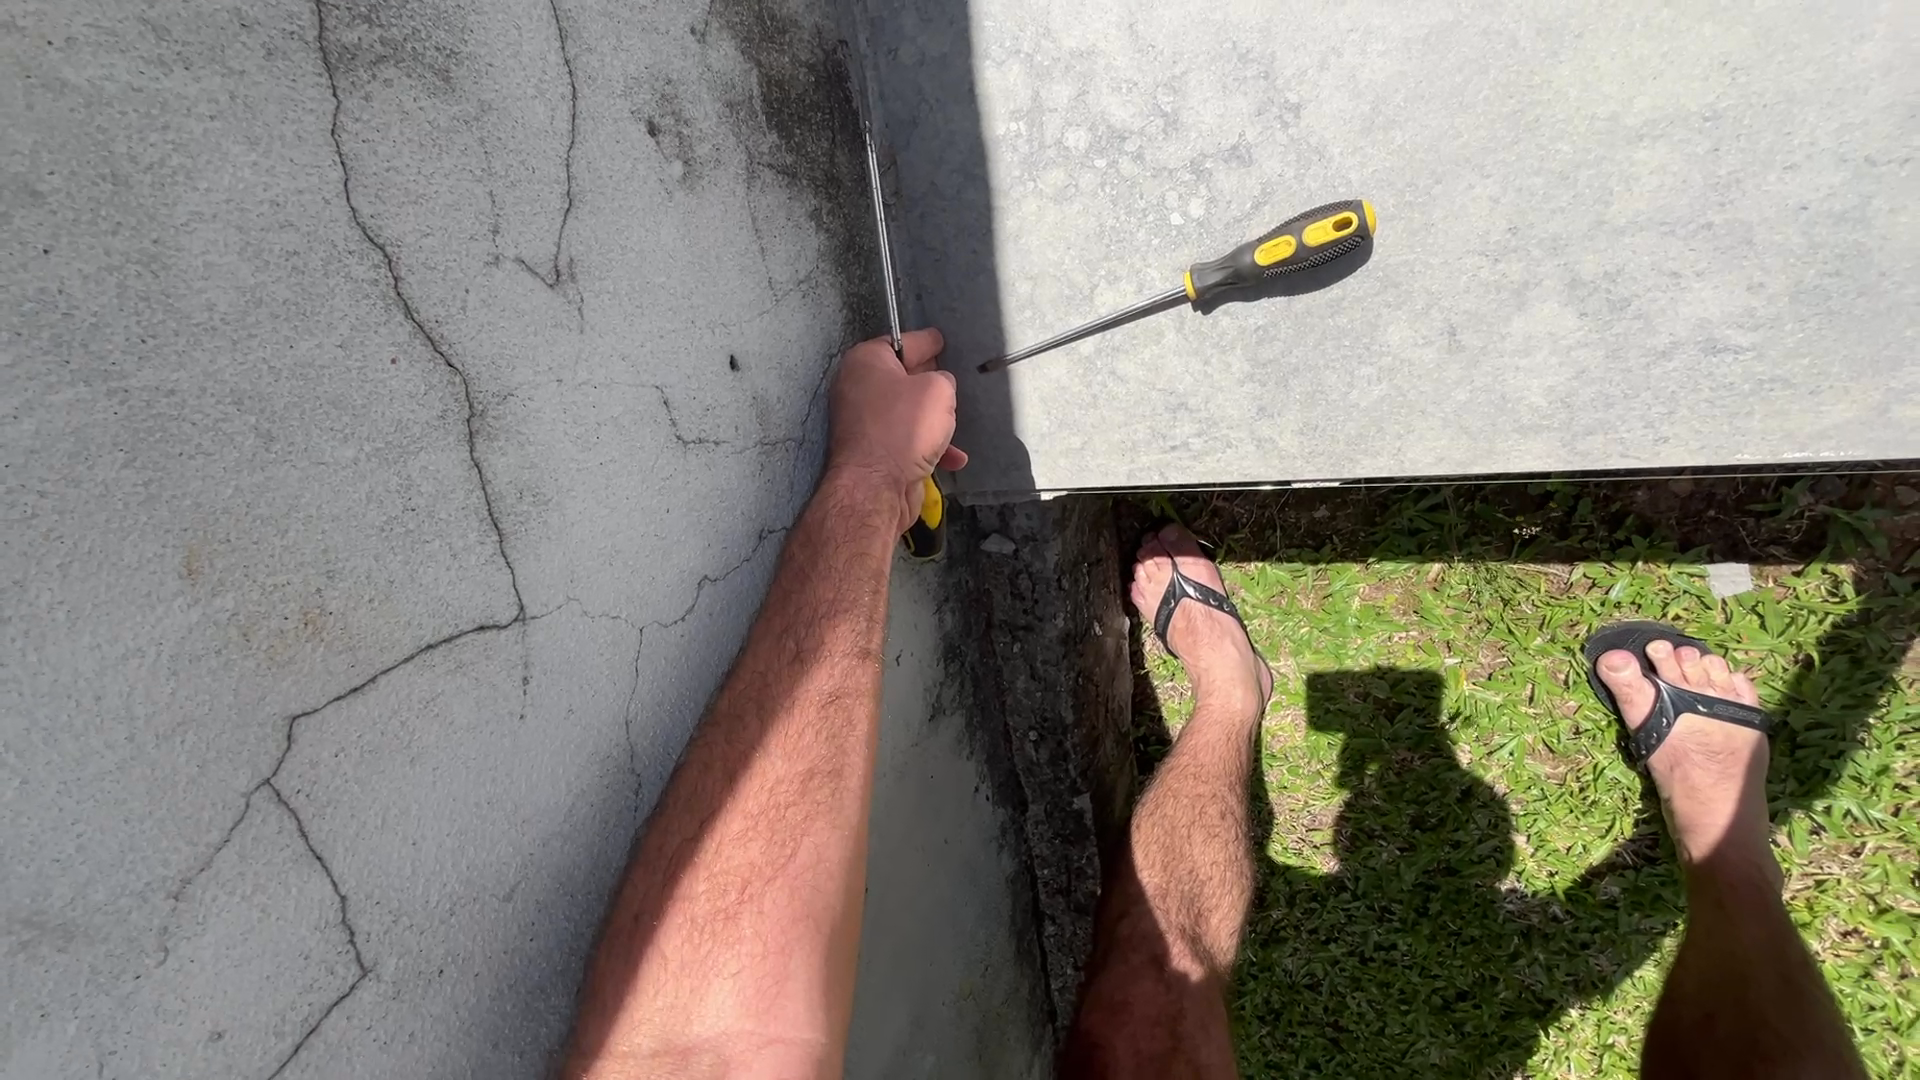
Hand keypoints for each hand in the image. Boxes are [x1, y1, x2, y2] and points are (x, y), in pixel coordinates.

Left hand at [827, 328, 967, 533]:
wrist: (877, 487)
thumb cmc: (904, 428)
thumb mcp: (938, 390)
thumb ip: (944, 380)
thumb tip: (940, 388)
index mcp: (866, 361)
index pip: (902, 342)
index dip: (926, 341)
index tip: (940, 339)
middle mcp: (859, 389)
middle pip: (903, 378)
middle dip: (929, 381)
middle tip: (951, 378)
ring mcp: (864, 423)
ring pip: (907, 413)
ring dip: (933, 420)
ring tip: (954, 423)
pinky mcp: (873, 453)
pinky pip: (906, 442)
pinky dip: (929, 448)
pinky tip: (952, 458)